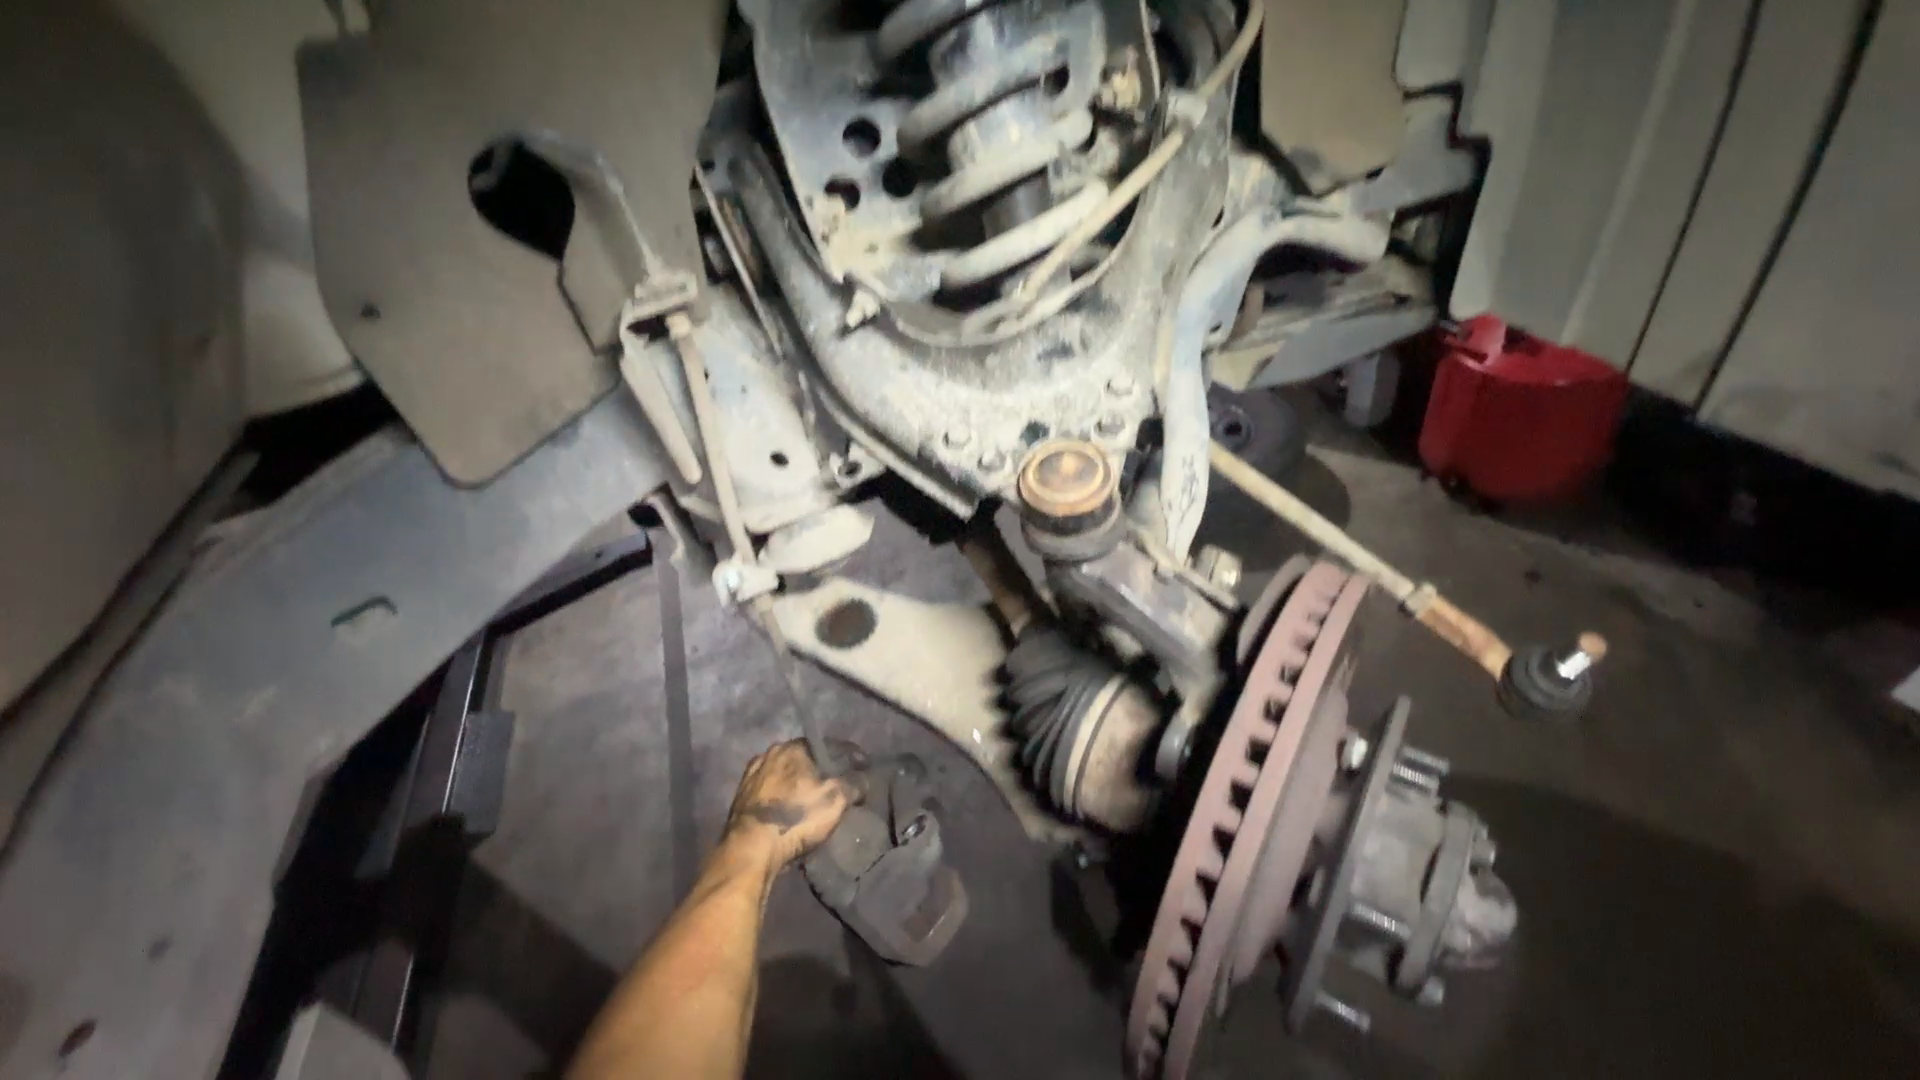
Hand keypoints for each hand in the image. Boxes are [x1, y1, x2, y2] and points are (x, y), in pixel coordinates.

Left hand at [723, 740, 852, 868]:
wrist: (750, 848)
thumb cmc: (797, 817)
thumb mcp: (837, 799)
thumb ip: (855, 783)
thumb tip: (863, 778)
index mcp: (795, 746)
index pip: (831, 745)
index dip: (851, 756)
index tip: (864, 767)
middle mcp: (771, 752)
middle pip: (807, 757)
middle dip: (823, 769)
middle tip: (839, 784)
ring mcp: (753, 773)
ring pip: (786, 773)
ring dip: (800, 782)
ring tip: (813, 798)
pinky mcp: (741, 796)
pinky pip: (771, 790)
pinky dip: (783, 796)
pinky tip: (790, 808)